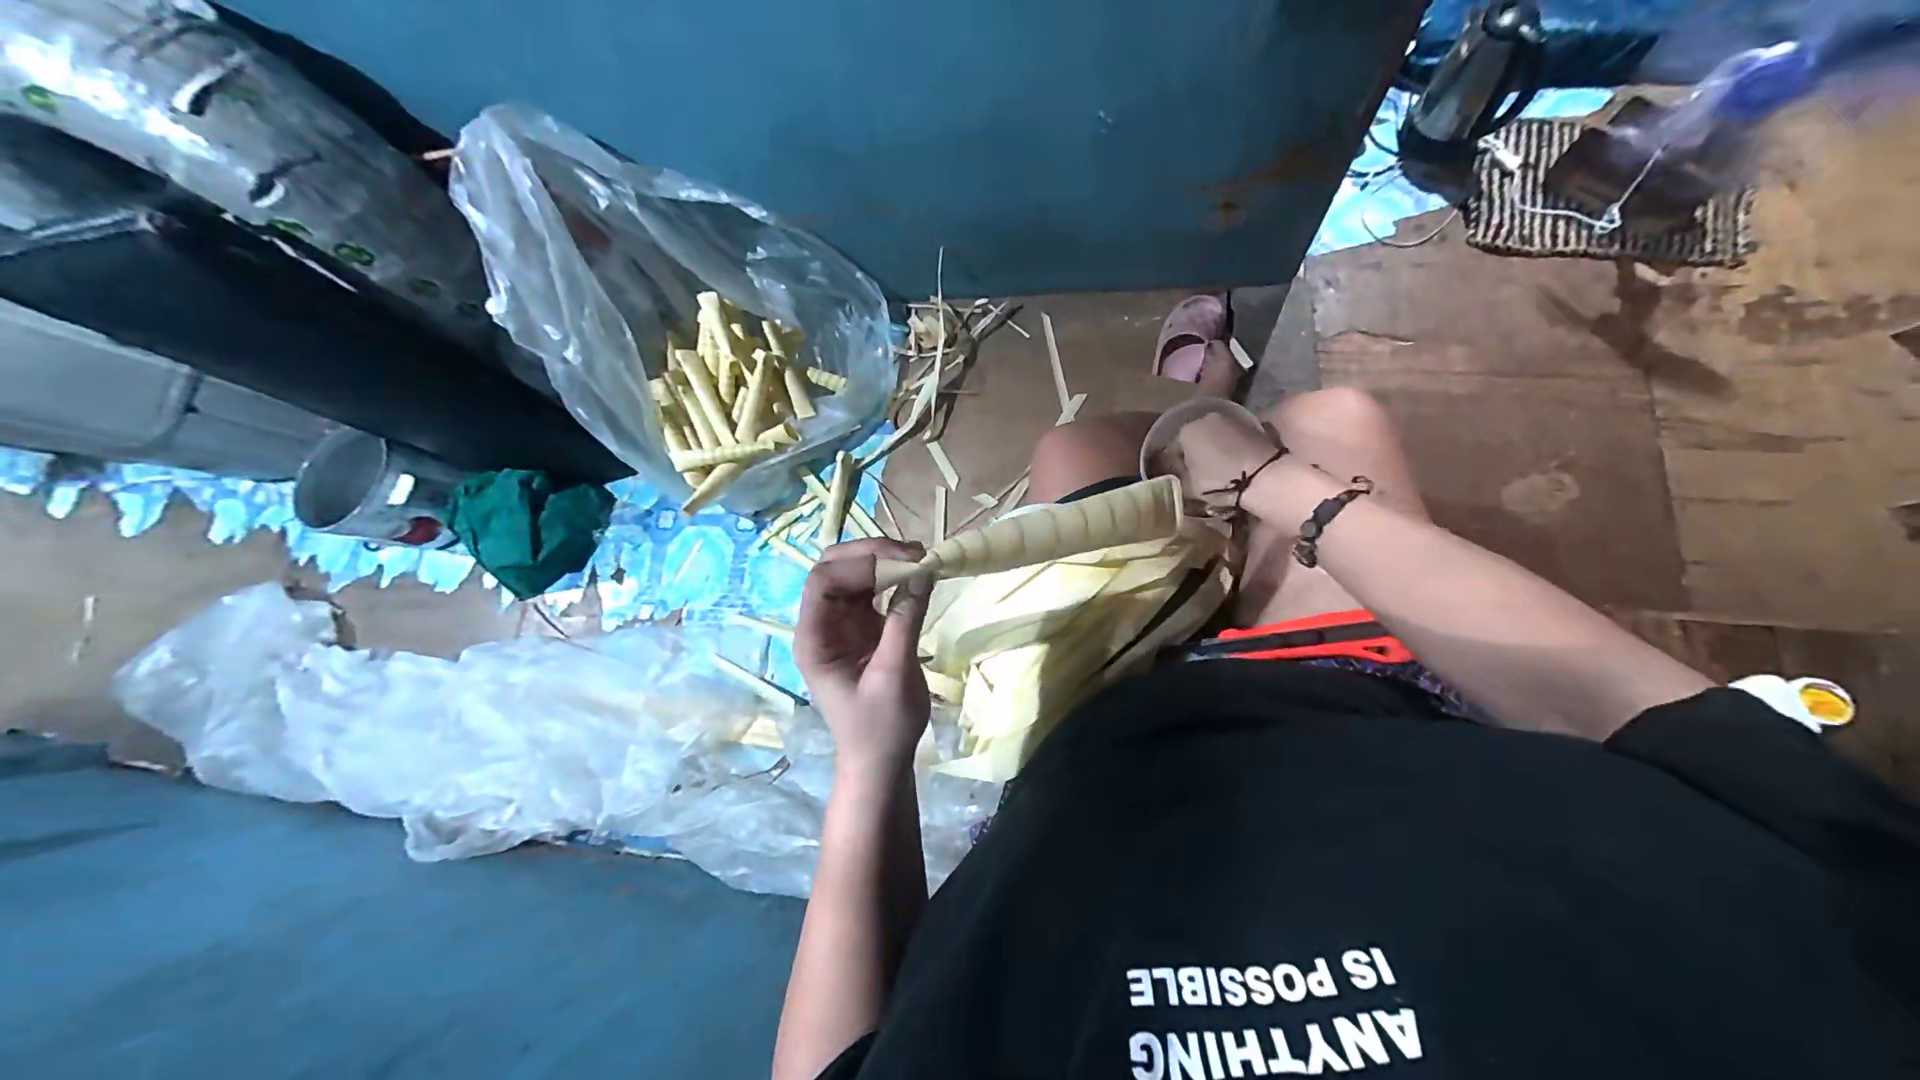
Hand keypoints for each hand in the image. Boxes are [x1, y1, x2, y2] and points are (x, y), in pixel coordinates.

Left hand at [794, 538, 933, 778]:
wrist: (881, 760)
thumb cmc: (881, 727)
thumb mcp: (894, 675)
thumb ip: (905, 621)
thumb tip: (923, 572)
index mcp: (814, 638)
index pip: (824, 581)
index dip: (860, 563)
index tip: (904, 563)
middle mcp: (822, 624)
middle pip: (833, 568)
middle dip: (871, 554)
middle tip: (913, 554)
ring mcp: (841, 623)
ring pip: (853, 573)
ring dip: (883, 561)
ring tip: (920, 559)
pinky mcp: (863, 627)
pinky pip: (872, 589)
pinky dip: (893, 577)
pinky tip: (917, 575)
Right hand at [1150, 412, 1283, 517]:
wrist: (1264, 477)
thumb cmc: (1219, 481)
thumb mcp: (1187, 485)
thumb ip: (1175, 475)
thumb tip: (1169, 469)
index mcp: (1186, 431)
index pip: (1172, 447)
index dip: (1174, 464)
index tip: (1179, 478)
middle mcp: (1206, 418)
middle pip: (1194, 437)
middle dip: (1194, 453)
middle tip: (1198, 474)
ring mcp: (1231, 419)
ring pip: (1214, 435)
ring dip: (1213, 449)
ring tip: (1218, 470)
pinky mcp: (1252, 426)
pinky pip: (1232, 438)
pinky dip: (1230, 449)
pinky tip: (1234, 465)